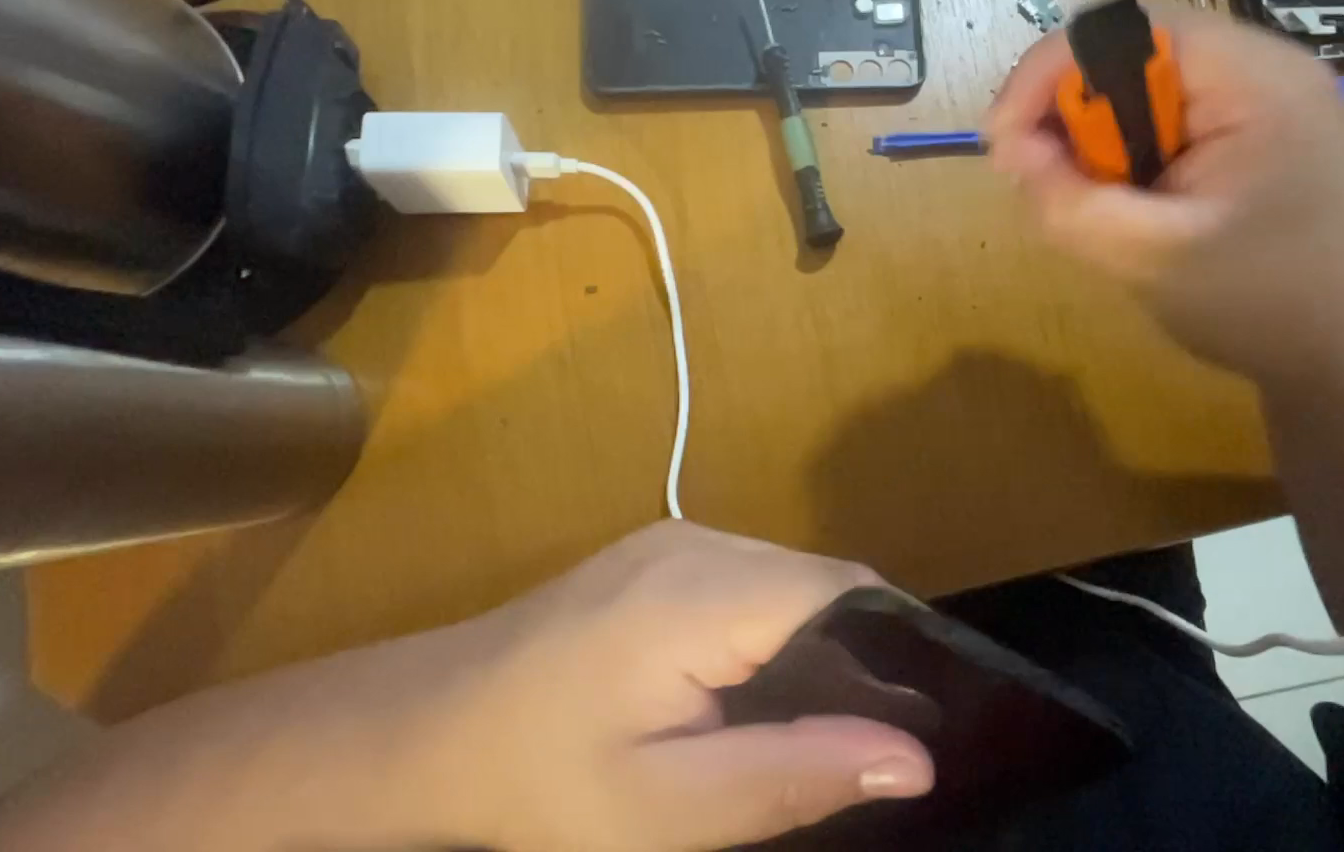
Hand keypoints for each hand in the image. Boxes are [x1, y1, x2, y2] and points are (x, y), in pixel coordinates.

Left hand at [463, 522, 932, 850]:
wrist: (428, 725)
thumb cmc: (542, 780)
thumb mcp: (669, 807)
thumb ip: (792, 773)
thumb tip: (913, 755)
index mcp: (703, 594)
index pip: (843, 593)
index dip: (892, 649)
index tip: (914, 720)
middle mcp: (699, 542)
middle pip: (821, 581)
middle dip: (856, 650)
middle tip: (859, 739)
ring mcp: (674, 536)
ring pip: (788, 575)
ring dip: (813, 636)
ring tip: (807, 718)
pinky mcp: (659, 547)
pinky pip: (749, 574)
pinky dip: (772, 620)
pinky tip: (748, 680)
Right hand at [986, 8, 1343, 382]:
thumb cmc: (1261, 305)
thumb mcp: (1150, 258)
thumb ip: (1070, 202)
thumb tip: (1007, 149)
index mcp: (1255, 79)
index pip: (1129, 30)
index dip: (1049, 73)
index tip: (1003, 142)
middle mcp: (1260, 68)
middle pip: (1130, 52)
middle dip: (1066, 111)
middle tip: (1036, 178)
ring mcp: (1258, 99)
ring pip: (1138, 87)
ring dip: (1092, 138)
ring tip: (1086, 199)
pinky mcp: (1247, 131)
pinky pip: (1160, 118)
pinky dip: (1121, 154)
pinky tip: (1124, 201)